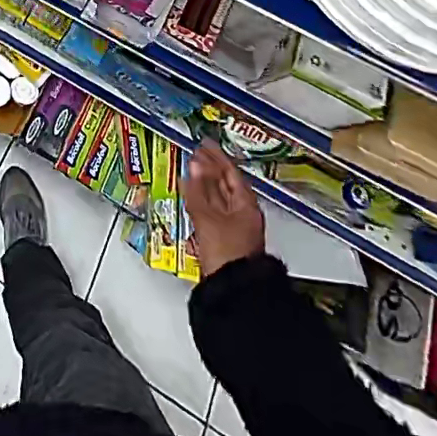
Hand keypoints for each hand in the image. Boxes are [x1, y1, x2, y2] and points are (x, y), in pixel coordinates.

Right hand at [183, 140, 265, 275]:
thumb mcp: (208, 219)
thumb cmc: (227, 254)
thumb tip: (193, 167)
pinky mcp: (224, 240)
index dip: (216, 156)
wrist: (231, 291)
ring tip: (191, 172)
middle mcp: (243, 214)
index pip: (230, 172)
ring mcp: (234, 227)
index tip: (204, 144)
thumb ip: (198, 192)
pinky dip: (202, 202)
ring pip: (218, 199)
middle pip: (225, 184)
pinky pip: (212, 213)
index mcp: (246, 204)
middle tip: (195, 155)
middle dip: (209, 169)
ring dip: (204, 185)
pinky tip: (192, 200)